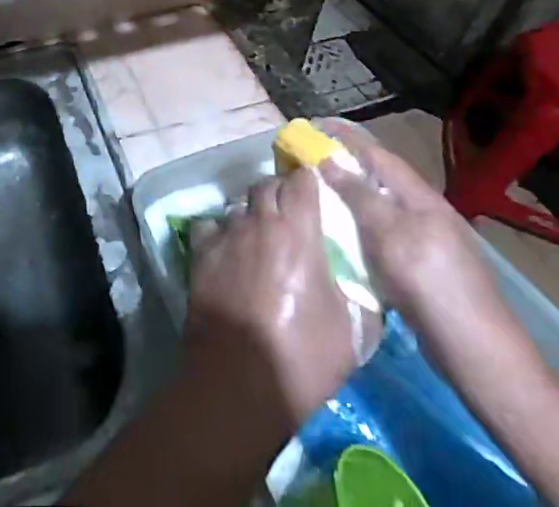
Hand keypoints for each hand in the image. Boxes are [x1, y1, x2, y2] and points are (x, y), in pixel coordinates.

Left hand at [182, 166, 359, 424]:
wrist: (242, 377)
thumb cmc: (306, 354)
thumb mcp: (355, 327)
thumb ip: (358, 289)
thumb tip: (359, 275)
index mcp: (298, 232)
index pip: (301, 182)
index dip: (310, 180)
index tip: (319, 188)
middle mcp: (258, 223)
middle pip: (267, 186)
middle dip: (281, 191)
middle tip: (293, 211)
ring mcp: (224, 235)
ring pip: (239, 205)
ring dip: (253, 212)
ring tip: (263, 233)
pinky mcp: (199, 252)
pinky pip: (211, 225)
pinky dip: (222, 230)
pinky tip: (230, 248)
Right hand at [311, 118, 518, 355]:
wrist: (473, 347)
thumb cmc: (428, 282)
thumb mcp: (388, 233)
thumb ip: (359, 195)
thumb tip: (328, 161)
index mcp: (419, 197)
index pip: (377, 154)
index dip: (345, 137)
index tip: (311, 126)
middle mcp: (424, 211)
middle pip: (378, 176)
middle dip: (342, 163)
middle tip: (303, 160)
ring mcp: (424, 239)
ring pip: (378, 204)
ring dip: (346, 192)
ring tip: (312, 191)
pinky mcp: (419, 264)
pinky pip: (379, 230)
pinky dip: (354, 221)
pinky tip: (337, 231)